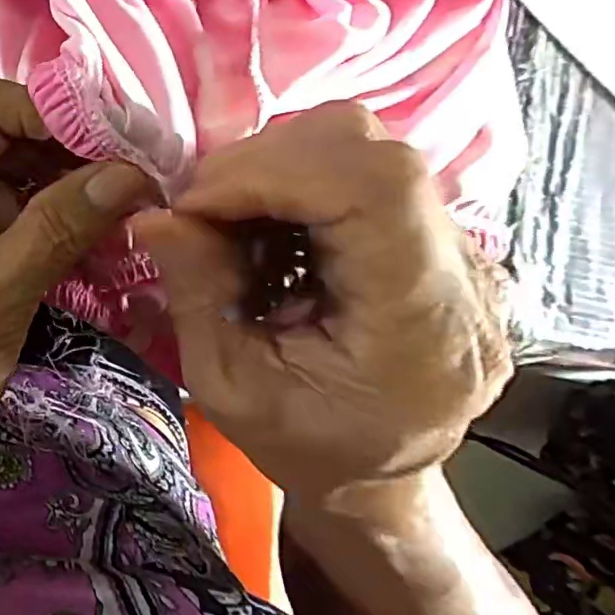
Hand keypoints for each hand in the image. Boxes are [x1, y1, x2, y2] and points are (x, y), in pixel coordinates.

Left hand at [0, 80, 159, 490]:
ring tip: (148, 187)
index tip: (116, 133)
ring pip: (43, 166)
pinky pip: (52, 204)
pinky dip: (88, 206)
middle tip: (149, 160)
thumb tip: (129, 171)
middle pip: (22, 133)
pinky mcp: (6, 239)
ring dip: (92, 172)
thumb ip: (55, 228)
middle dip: (82, 140)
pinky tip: (126, 215)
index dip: (50, 108)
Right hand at [131, 102, 510, 505]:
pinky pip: (353, 165)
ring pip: (360, 142)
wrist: (376, 472)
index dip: (268, 173)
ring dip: (267, 165)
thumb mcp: (226, 387)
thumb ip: (196, 296)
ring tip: (224, 219)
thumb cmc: (302, 444)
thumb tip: (154, 214)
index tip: (193, 207)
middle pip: (366, 148)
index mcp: (418, 324)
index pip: (371, 187)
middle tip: (199, 213)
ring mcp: (455, 246)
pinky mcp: (429, 233)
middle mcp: (460, 271)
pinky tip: (257, 223)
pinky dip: (284, 175)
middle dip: (256, 164)